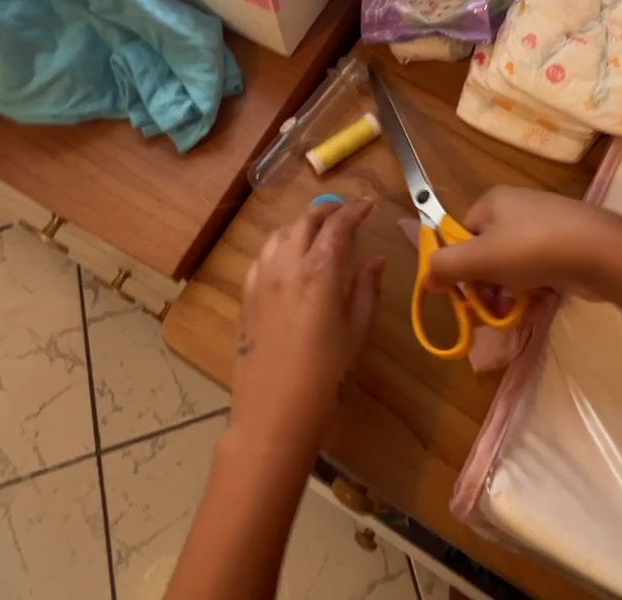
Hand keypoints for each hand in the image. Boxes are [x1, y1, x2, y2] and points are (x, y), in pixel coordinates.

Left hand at [231, 198, 385, 457]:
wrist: (272, 416)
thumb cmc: (326, 379)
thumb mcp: (356, 334)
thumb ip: (366, 290)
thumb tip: (375, 260)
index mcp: (319, 273)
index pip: (337, 226)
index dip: (354, 211)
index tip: (368, 205)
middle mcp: (286, 267)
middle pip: (304, 222)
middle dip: (327, 212)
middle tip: (346, 215)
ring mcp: (261, 281)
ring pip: (279, 234)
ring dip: (301, 225)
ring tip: (318, 232)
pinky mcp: (246, 298)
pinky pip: (261, 257)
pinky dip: (279, 246)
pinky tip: (289, 259)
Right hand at [426, 187, 621, 299]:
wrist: (602, 252)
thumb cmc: (533, 249)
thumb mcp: (481, 259)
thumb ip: (447, 266)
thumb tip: (426, 278)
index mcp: (493, 201)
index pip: (462, 235)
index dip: (460, 267)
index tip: (467, 296)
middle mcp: (517, 208)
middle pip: (487, 253)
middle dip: (488, 287)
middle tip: (495, 311)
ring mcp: (546, 226)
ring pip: (514, 267)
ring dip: (513, 294)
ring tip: (521, 313)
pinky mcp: (568, 245)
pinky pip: (540, 270)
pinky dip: (538, 291)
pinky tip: (542, 307)